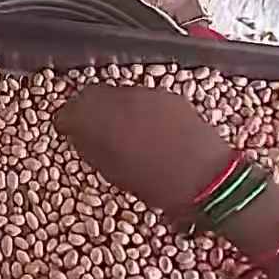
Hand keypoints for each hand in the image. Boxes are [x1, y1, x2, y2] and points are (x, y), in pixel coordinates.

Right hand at [54, 85, 278, 255]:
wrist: (213, 181)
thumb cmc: (159, 187)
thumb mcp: (114, 173)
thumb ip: (90, 147)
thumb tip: (76, 133)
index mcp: (104, 122)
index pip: (69, 111)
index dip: (65, 121)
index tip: (65, 130)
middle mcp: (123, 101)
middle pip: (89, 94)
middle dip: (83, 107)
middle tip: (84, 124)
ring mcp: (148, 94)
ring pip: (115, 92)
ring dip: (108, 104)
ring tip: (114, 125)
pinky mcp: (168, 95)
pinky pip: (139, 94)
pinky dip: (132, 105)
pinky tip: (139, 123)